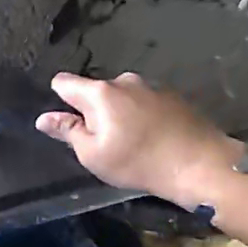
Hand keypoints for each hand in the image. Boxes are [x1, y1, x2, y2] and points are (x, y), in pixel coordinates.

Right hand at [35, 72, 241, 209]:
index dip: (59, 100)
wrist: (203, 165)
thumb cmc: (138, 162)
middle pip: (95, 91)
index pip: (63, 82)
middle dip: (93, 110)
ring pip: (121, 96)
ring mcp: (152, 86)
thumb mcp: (92, 154)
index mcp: (100, 93)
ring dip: (119, 113)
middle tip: (102, 141)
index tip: (68, 122)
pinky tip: (152, 137)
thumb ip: (67, 131)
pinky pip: (144, 101)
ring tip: (131, 141)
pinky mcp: (174, 96)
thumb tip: (44, 118)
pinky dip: (141, 115)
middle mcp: (124, 81)